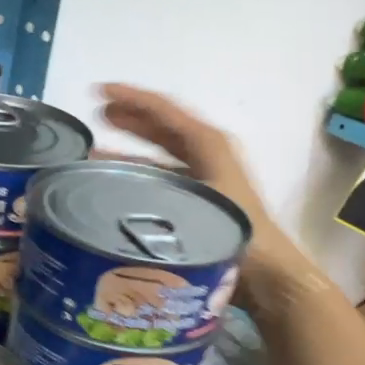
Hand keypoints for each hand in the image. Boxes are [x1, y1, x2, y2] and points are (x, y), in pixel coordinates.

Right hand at [97, 84, 316, 311]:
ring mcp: (206, 176)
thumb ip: (155, 190)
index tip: (99, 91)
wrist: (268, 273)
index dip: (130, 98)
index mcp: (210, 144)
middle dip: (129, 117)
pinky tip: (118, 184)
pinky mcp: (202, 198)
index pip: (164, 110)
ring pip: (161, 152)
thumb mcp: (196, 203)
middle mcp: (208, 153)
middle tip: (96, 113)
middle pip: (162, 126)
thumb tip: (112, 185)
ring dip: (130, 148)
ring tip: (97, 149)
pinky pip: (164, 176)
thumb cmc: (238, 234)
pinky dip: (141, 175)